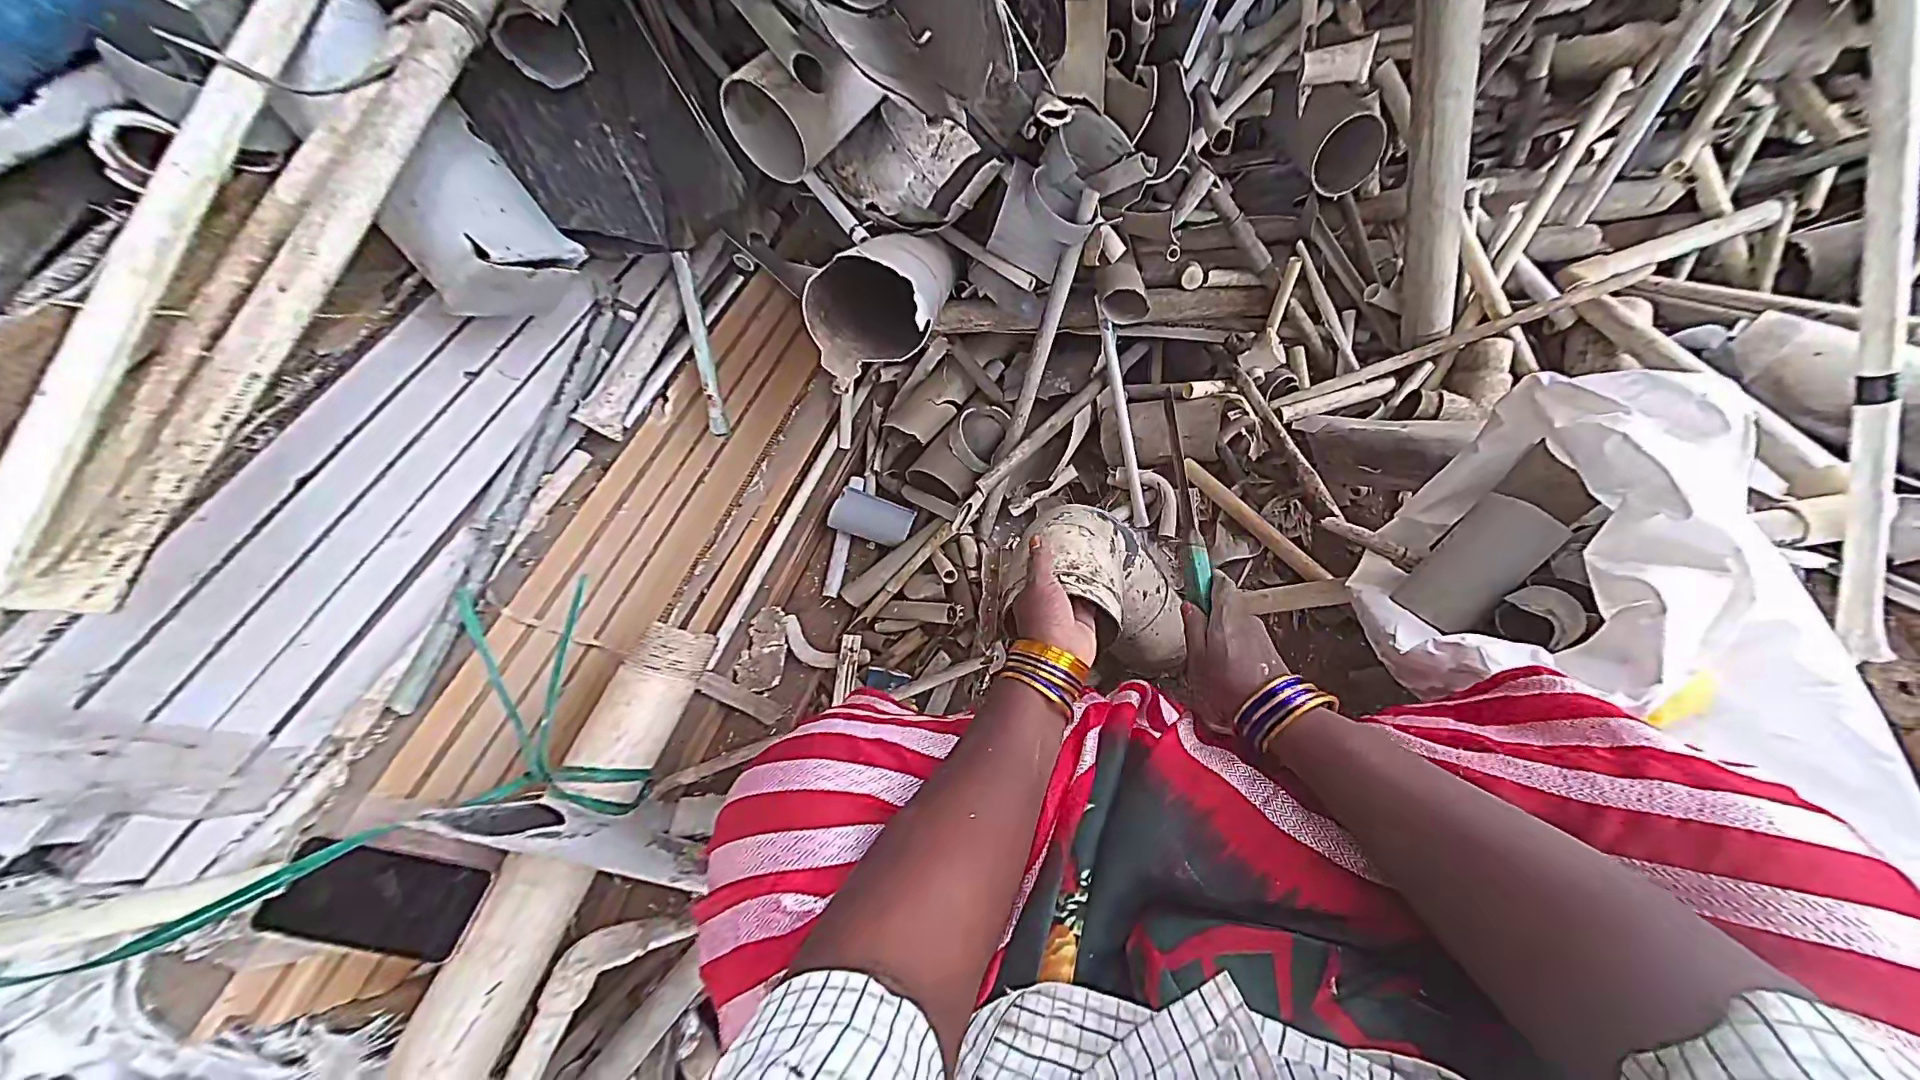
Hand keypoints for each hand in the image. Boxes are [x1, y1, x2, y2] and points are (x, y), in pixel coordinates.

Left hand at [1013, 536, 1098, 665]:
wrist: (1063, 650)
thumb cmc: (1042, 624)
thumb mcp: (1039, 583)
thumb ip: (1040, 561)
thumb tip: (1036, 541)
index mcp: (1028, 596)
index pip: (1033, 574)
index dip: (1040, 562)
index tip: (1047, 548)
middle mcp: (1046, 606)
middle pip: (1056, 583)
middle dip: (1063, 571)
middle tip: (1071, 554)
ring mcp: (1065, 614)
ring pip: (1074, 593)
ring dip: (1080, 582)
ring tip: (1088, 565)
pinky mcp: (1083, 622)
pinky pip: (1090, 604)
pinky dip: (1095, 595)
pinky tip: (1099, 585)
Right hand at [1181, 570, 1289, 736]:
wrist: (1268, 708)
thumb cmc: (1228, 684)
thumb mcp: (1196, 657)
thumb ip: (1193, 626)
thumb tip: (1190, 606)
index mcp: (1226, 613)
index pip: (1218, 581)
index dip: (1205, 581)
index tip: (1194, 586)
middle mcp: (1246, 616)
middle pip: (1226, 603)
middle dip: (1211, 614)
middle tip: (1196, 635)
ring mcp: (1259, 631)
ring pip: (1235, 622)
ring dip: (1223, 632)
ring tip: (1211, 658)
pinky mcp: (1267, 646)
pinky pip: (1244, 637)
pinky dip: (1235, 645)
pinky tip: (1228, 666)